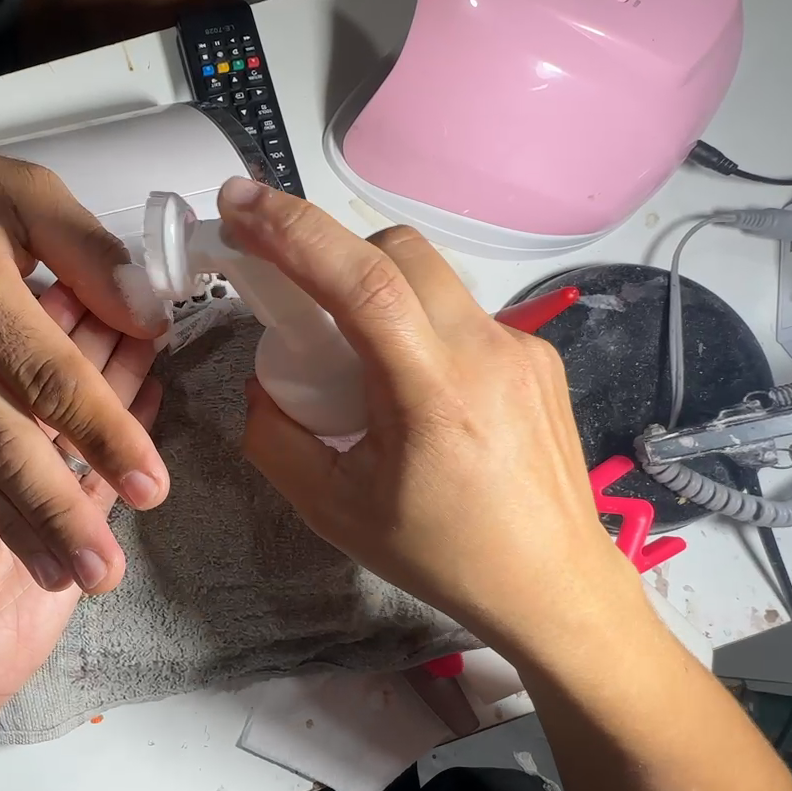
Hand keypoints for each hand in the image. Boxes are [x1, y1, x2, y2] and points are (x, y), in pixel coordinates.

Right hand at [0, 131, 169, 596]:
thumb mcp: (26, 193)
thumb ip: (87, 255)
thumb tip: (145, 318)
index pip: (51, 376)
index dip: (104, 432)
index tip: (150, 485)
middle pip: (0, 442)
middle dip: (55, 511)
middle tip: (103, 570)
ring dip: (11, 526)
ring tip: (63, 577)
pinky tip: (15, 534)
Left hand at [0, 285, 162, 715]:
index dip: (24, 320)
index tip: (52, 266)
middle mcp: (6, 446)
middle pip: (52, 382)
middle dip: (88, 334)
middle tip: (127, 282)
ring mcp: (50, 479)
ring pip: (89, 416)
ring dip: (121, 372)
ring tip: (154, 322)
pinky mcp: (84, 515)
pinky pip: (113, 467)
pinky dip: (135, 432)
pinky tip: (158, 389)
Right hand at [219, 178, 638, 646]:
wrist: (552, 587)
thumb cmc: (438, 555)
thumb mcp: (329, 507)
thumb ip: (275, 436)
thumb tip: (262, 385)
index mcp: (432, 394)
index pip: (362, 281)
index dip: (295, 231)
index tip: (239, 203)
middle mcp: (485, 352)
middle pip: (396, 251)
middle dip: (327, 245)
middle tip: (279, 277)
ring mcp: (519, 348)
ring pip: (428, 273)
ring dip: (366, 280)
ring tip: (339, 343)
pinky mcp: (534, 356)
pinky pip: (454, 309)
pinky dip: (406, 316)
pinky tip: (398, 377)